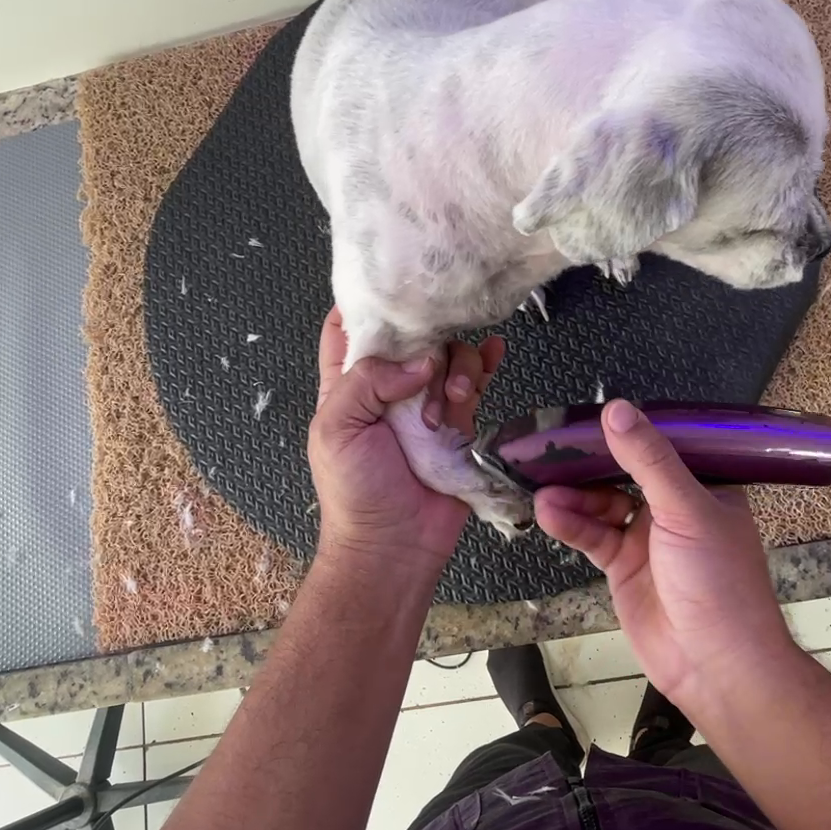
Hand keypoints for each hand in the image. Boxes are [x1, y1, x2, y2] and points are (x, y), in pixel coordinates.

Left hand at [308, 308, 505, 571]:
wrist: (395, 544)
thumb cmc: (355, 489)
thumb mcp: (337, 428)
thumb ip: (368, 380)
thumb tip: (423, 361)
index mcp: (347, 383)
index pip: (349, 326)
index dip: (365, 301)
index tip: (392, 285)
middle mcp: (387, 386)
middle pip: (412, 335)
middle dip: (426, 341)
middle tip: (431, 368)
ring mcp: (425, 402)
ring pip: (447, 356)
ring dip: (456, 369)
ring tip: (454, 403)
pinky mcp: (459, 420)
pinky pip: (475, 381)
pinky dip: (485, 364)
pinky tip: (493, 353)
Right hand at [534, 400, 796, 716]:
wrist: (715, 665)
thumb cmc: (717, 579)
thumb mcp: (685, 509)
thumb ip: (648, 460)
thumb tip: (616, 408)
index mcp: (703, 485)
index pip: (658, 444)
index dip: (623, 429)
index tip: (584, 414)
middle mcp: (674, 506)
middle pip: (623, 472)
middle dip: (588, 463)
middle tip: (550, 448)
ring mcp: (646, 536)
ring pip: (601, 504)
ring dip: (573, 496)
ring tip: (541, 489)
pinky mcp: (622, 566)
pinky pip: (592, 535)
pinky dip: (570, 524)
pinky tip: (548, 514)